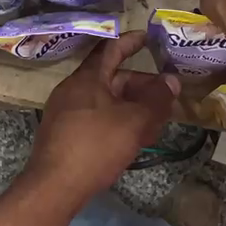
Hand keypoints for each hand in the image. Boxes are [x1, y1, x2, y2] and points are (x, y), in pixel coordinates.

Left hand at [20, 31, 179, 203]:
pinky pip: (97, 118)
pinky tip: (135, 139)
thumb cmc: (95, 147)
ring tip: (157, 120)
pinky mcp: (65, 135)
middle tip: (167, 95)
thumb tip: (172, 81)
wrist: (54, 187)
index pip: (110, 49)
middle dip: (141, 85)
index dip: (131, 41)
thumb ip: (156, 100)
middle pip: (112, 78)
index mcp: (87, 79)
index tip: (149, 38)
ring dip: (132, 107)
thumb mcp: (134, 122)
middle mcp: (73, 90)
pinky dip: (118, 121)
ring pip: (106, 101)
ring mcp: (66, 113)